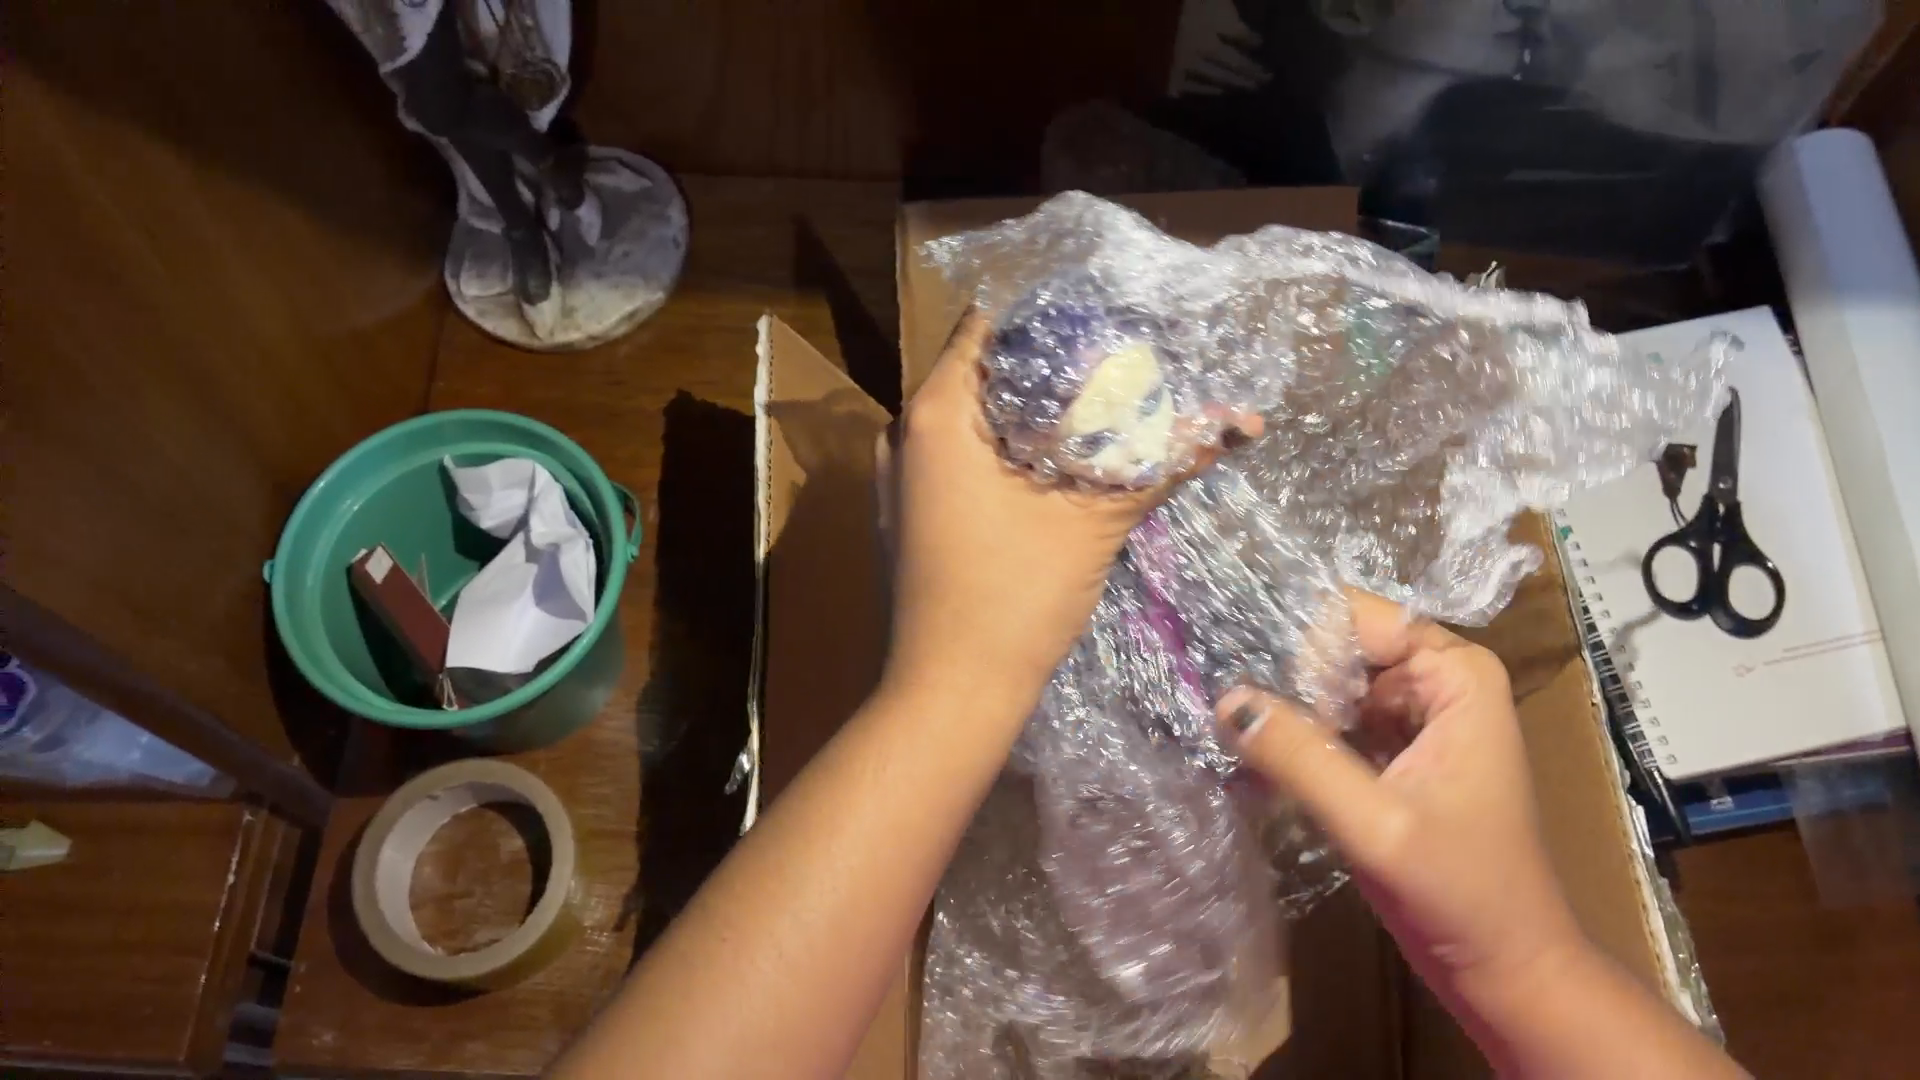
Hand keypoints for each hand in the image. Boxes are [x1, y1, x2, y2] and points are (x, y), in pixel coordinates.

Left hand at [880, 313, 1248, 723]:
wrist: (951, 692)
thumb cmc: (1014, 598)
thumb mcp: (1092, 524)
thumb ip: (1161, 461)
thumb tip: (1242, 423)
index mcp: (935, 414)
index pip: (987, 327)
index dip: (1047, 320)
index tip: (1101, 326)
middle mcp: (903, 433)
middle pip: (977, 373)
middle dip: (1043, 371)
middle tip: (1110, 369)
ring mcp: (896, 476)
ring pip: (965, 419)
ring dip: (1022, 415)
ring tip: (1089, 413)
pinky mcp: (904, 512)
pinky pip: (952, 458)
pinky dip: (997, 451)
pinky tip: (1047, 466)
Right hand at [1216, 593, 1584, 1005]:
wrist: (1504, 968)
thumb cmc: (1462, 893)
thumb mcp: (1376, 825)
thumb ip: (1301, 759)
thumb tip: (1224, 701)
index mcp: (1454, 675)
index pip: (1357, 615)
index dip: (1301, 638)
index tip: (1252, 676)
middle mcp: (1434, 680)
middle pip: (1337, 644)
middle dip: (1284, 671)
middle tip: (1232, 707)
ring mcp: (1411, 714)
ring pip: (1326, 679)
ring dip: (1283, 701)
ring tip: (1235, 726)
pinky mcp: (1389, 747)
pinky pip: (1329, 714)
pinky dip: (1294, 729)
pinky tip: (1256, 750)